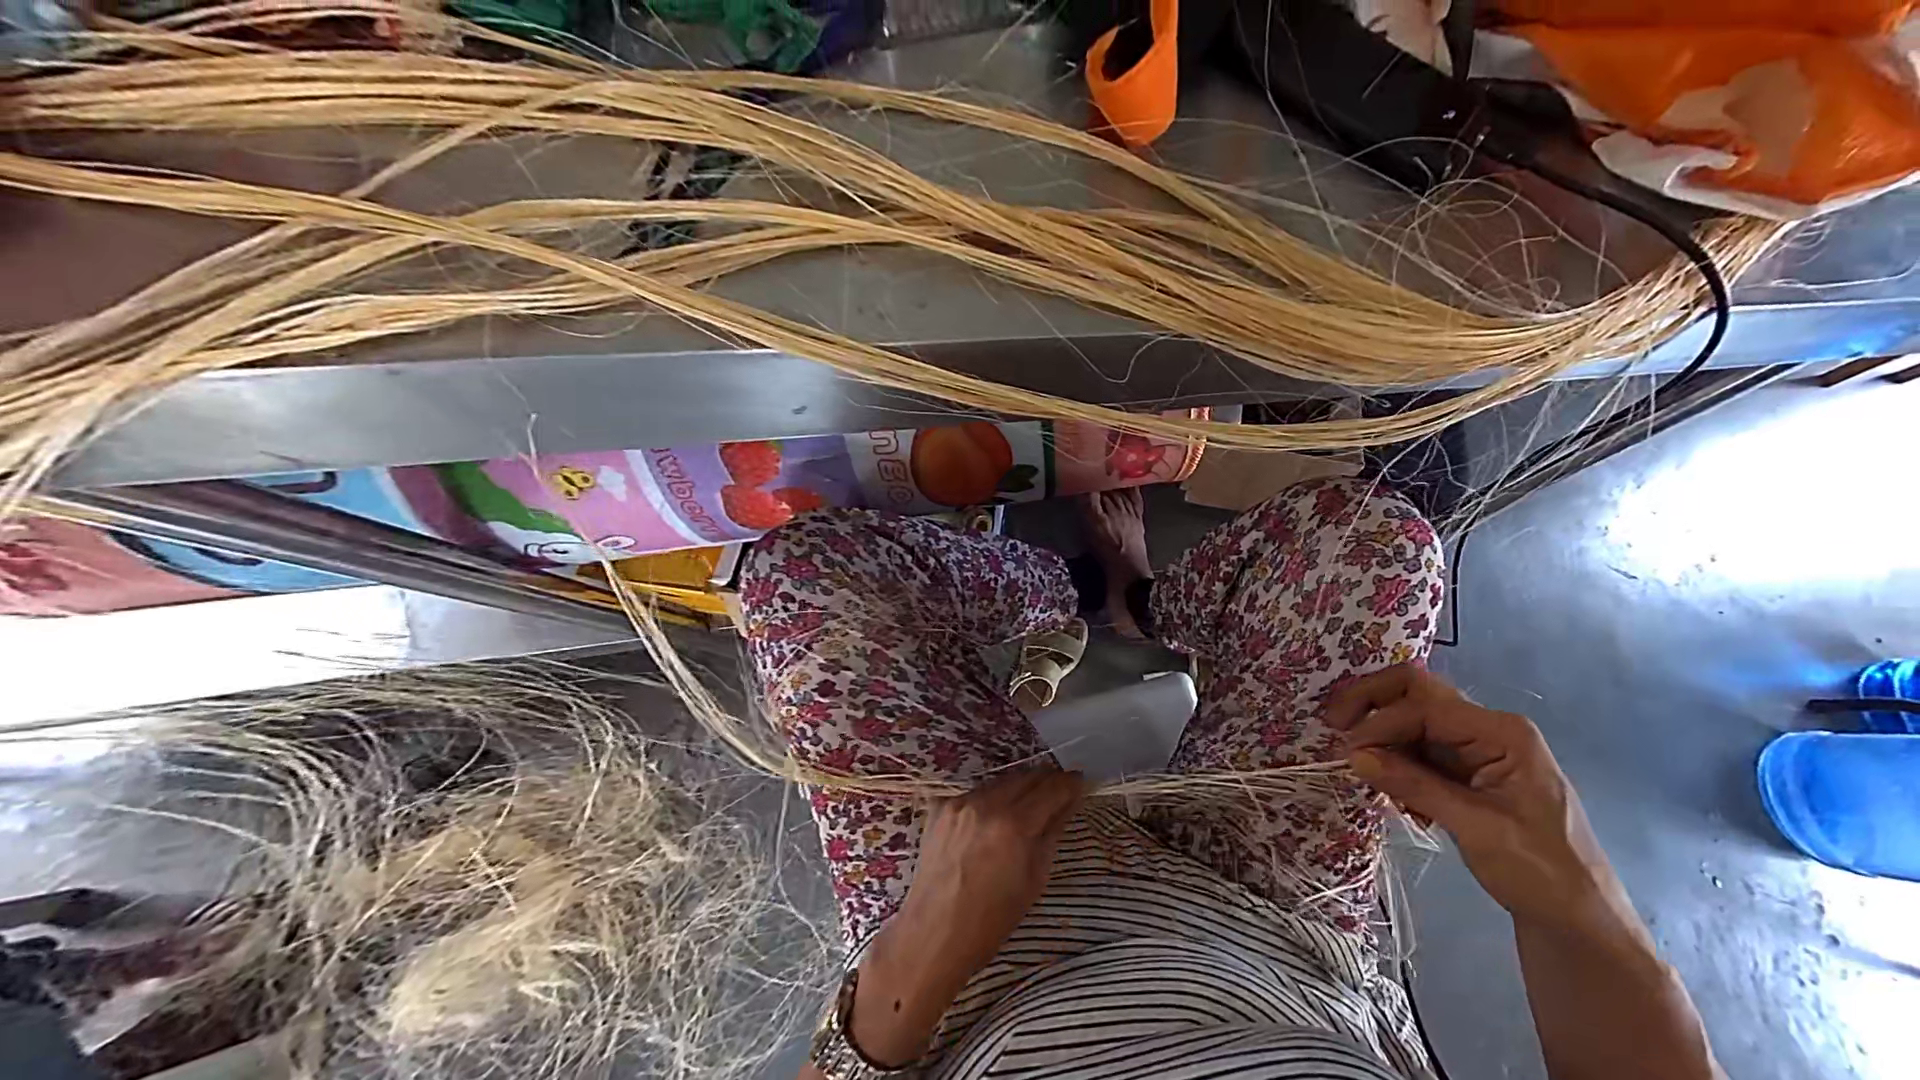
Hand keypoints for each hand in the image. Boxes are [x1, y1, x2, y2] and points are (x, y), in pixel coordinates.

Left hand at [849, 768, 1084, 1065]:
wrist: (936, 932)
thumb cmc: (993, 919)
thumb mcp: (1035, 878)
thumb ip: (1052, 832)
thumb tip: (1068, 802)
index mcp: (1014, 825)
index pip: (1051, 789)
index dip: (1069, 783)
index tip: (1080, 781)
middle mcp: (986, 804)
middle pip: (1026, 777)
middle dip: (1046, 781)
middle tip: (1060, 789)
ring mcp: (961, 802)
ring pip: (1000, 781)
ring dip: (1019, 787)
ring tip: (1030, 802)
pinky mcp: (942, 807)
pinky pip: (976, 793)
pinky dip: (991, 799)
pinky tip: (996, 817)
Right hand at [1325, 665, 1637, 935]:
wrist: (1581, 922)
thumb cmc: (1541, 873)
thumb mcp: (1477, 828)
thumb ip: (1414, 785)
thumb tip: (1354, 755)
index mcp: (1503, 734)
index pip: (1423, 707)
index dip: (1380, 723)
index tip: (1347, 752)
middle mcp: (1488, 729)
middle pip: (1416, 694)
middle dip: (1371, 703)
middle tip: (1332, 723)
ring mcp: (1477, 748)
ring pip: (1410, 720)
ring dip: (1380, 737)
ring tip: (1361, 769)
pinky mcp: (1465, 770)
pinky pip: (1417, 749)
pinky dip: (1394, 762)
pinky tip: (1390, 792)